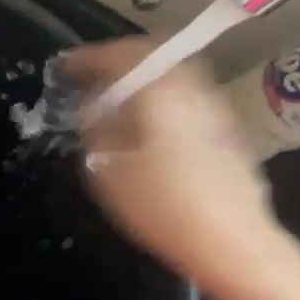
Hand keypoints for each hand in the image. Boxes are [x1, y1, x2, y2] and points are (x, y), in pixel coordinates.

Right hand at [64, 38, 285, 290]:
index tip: (65, 68)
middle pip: (153, 56)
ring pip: (176, 76)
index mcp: (158, 90)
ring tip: (122, 102)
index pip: (118, 55)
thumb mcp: (106, 169)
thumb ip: (94, 128)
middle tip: (95, 77)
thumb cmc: (163, 206)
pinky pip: (190, 99)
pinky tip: (153, 127)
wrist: (234, 245)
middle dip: (121, 61)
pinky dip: (166, 100)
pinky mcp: (230, 132)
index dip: (87, 57)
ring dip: (146, 80)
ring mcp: (216, 109)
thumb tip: (91, 107)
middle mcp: (191, 88)